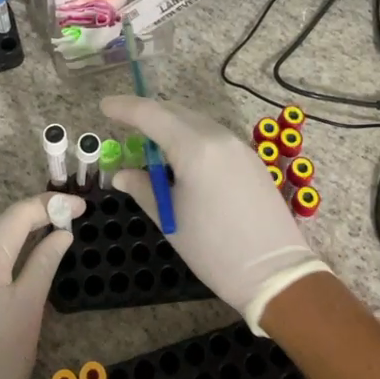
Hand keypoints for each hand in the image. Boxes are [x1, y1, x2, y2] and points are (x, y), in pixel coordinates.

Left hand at [0, 192, 84, 378]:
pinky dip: (16, 248)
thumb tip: (63, 232)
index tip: (83, 207)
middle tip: (74, 214)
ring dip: (28, 229)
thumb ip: (44, 263)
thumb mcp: (29, 307)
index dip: (51, 205)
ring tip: (59, 227)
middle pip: (6, 222)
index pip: (18, 214)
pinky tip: (34, 254)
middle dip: (39, 212)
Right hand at [104, 96, 327, 335]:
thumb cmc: (214, 250)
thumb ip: (143, 188)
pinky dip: (192, 139)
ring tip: (153, 151)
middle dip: (148, 116)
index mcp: (195, 149)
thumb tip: (121, 174)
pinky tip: (184, 163)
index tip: (104, 106)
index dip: (125, 107)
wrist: (275, 272)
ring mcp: (239, 146)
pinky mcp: (252, 159)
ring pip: (196, 123)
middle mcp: (218, 137)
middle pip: (176, 113)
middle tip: (125, 129)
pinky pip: (214, 137)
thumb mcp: (170, 220)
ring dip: (171, 128)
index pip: (151, 115)